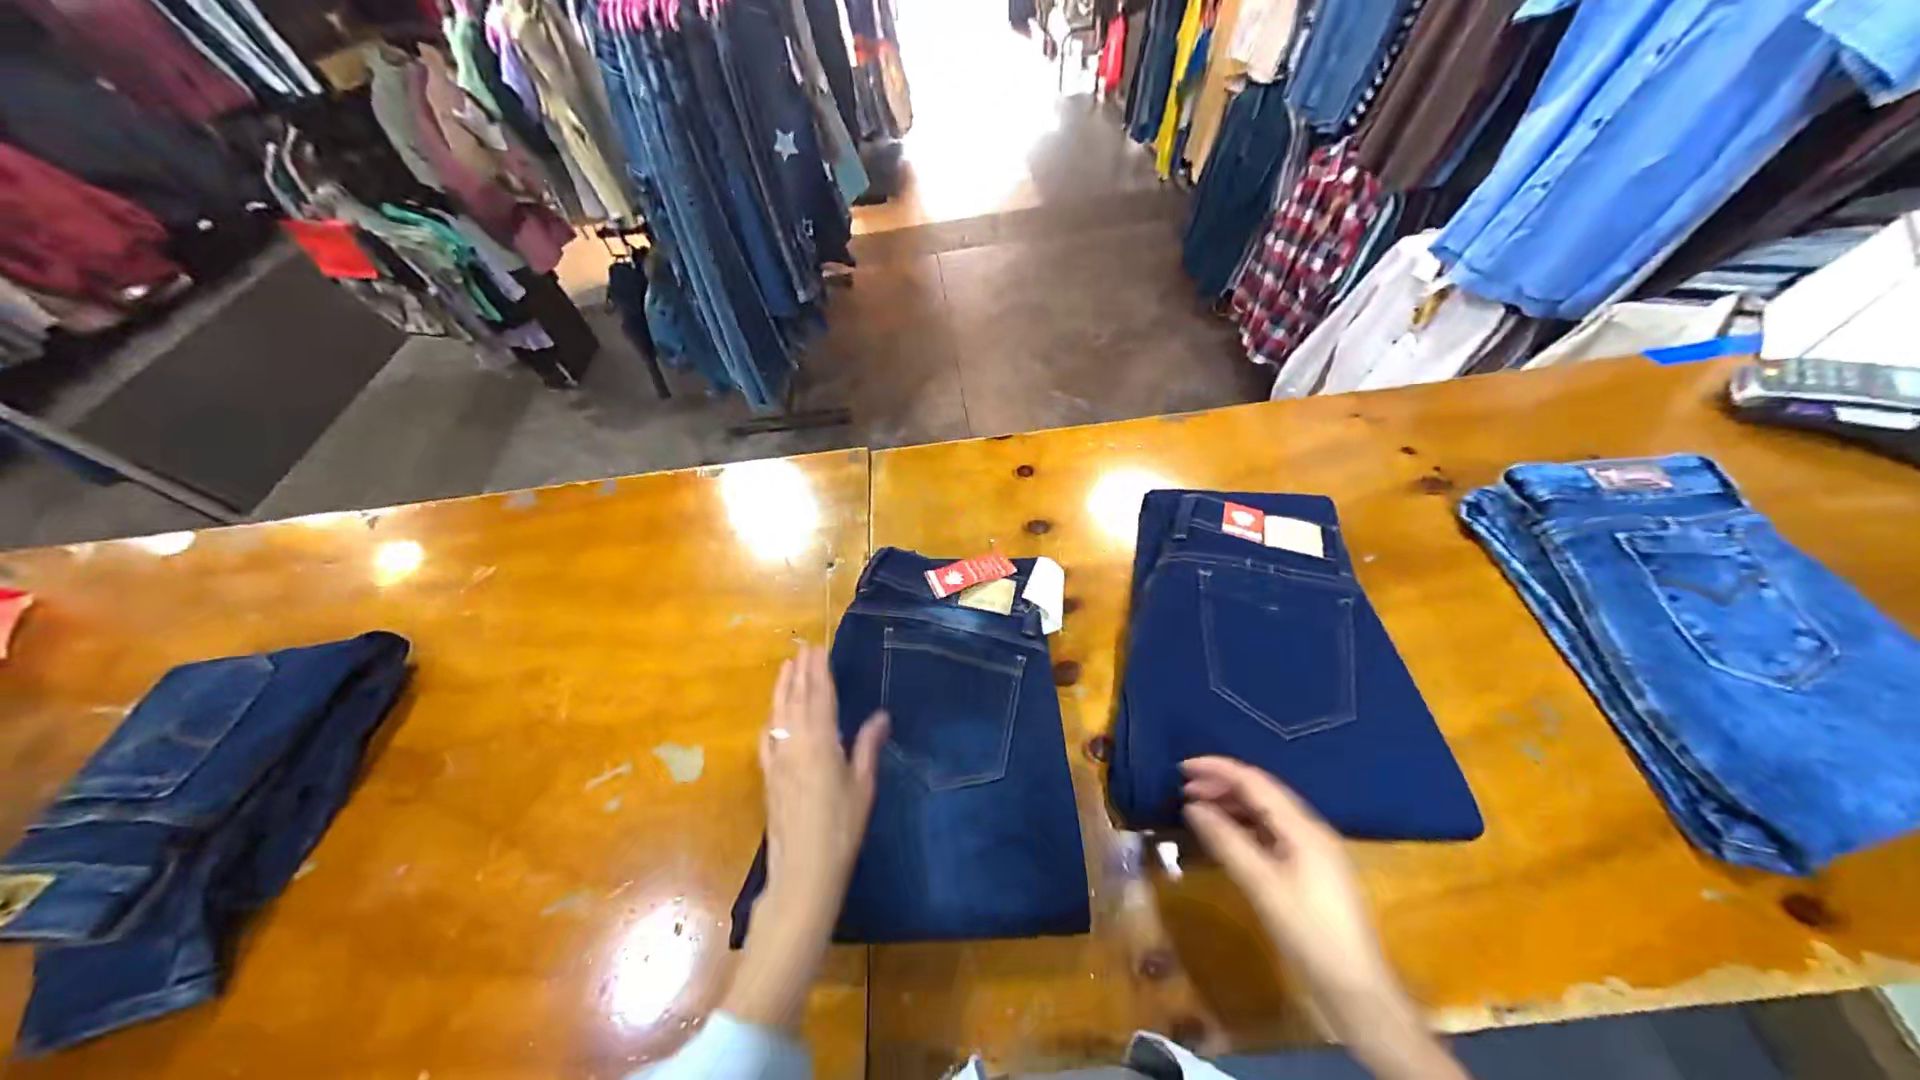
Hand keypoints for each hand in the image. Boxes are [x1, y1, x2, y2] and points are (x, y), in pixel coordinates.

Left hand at [724, 643, 886, 1029]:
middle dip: (800, 672)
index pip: (819, 697)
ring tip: (785, 667)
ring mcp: (777, 760)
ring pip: (778, 715)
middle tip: (802, 648)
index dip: (819, 671)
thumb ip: (867, 747)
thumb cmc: (841, 829)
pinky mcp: (768, 778)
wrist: (803, 872)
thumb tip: (880, 716)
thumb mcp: (863, 787)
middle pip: (796, 700)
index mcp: (821, 743)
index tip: (818, 648)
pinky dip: (771, 720)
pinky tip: (771, 717)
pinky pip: (767, 739)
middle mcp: (795, 744)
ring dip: (782, 689)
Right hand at [1182, 758, 1469, 1079]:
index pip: (1255, 780)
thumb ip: (1226, 841)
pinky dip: (1244, 826)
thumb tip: (1193, 807)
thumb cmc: (1309, 933)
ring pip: (1266, 812)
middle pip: (1262, 791)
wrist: (1357, 988)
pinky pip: (1272, 832)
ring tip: (1198, 808)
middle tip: (1184, 790)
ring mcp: (1313, 850)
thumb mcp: (1262, 885)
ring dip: (1232, 804)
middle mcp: (1310, 829)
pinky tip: (1226, 835)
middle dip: (1222, 785)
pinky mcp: (1310, 869)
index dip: (1218, 768)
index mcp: (1303, 828)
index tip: (1182, 767)